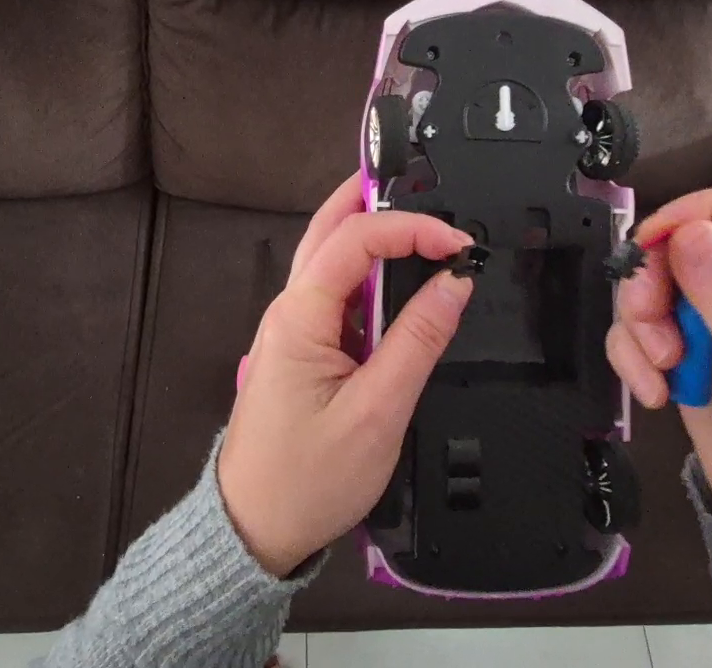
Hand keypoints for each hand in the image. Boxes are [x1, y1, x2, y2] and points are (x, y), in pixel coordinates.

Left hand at [218, 174, 474, 576]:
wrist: (253, 527)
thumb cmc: (308, 478)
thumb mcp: (377, 412)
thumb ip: (418, 340)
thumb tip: (455, 283)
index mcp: (300, 316)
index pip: (355, 239)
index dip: (410, 227)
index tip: (458, 244)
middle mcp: (290, 308)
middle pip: (329, 229)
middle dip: (372, 198)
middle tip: (422, 185)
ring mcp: (292, 325)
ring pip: (330, 256)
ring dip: (371, 232)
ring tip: (418, 223)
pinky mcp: (302, 346)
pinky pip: (335, 292)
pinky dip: (367, 273)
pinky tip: (396, 276)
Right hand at [606, 186, 711, 622]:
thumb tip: (689, 233)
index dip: (696, 214)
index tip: (650, 244)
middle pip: (688, 247)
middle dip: (655, 280)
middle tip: (646, 323)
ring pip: (657, 288)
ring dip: (639, 322)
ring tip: (655, 371)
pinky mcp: (691, 362)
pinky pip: (642, 332)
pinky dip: (632, 355)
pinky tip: (652, 394)